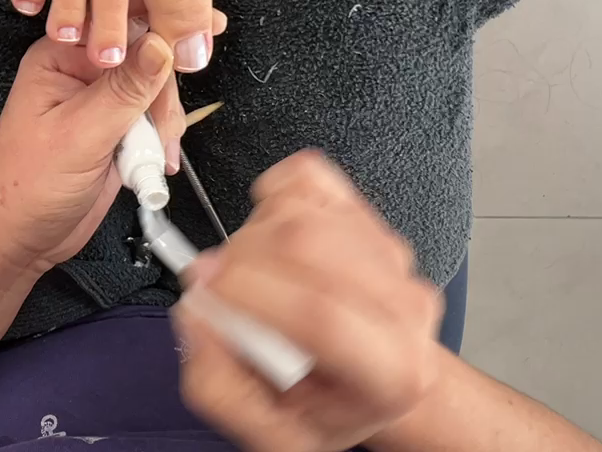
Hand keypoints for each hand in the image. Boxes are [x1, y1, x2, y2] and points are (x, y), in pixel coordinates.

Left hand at [0, 29, 176, 273]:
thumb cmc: (28, 186)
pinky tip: (156, 161)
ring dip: (164, 121)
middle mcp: (81, 69)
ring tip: (157, 155)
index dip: (156, 25)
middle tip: (166, 128)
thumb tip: (160, 45)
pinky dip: (161, 137)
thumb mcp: (79, 135)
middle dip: (162, 91)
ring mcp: (100, 97)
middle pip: (145, 53)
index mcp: (60, 55)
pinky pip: (153, 116)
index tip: (192, 37)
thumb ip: (123, 91)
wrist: (23, 240)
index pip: (116, 21)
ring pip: (155, 87)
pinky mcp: (116, 124)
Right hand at [174, 151, 445, 451]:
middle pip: (306, 248)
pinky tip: (270, 227)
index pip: (320, 316)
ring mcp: (388, 251)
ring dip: (252, 233)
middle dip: (239, 259)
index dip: (249, 294)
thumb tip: (198, 312)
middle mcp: (404, 306)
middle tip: (217, 285)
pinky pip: (306, 175)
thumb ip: (218, 384)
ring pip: (301, 212)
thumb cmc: (320, 398)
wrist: (367, 372)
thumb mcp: (266, 428)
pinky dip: (271, 193)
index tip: (205, 290)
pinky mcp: (364, 209)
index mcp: (392, 372)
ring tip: (249, 270)